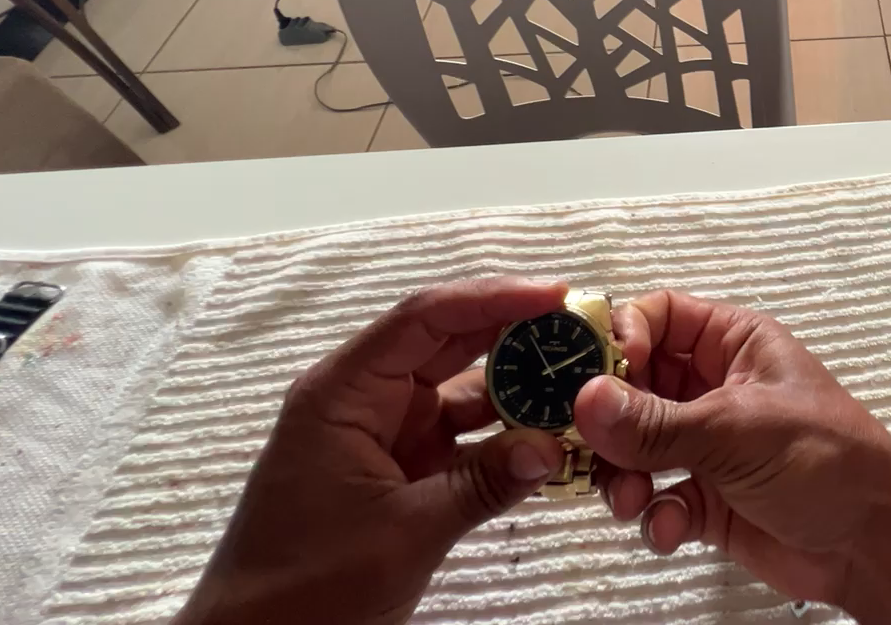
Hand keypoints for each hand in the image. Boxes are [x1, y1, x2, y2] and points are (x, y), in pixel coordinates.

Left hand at [173, 278, 570, 624]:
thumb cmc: (305, 593)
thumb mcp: (401, 536)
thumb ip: (483, 484)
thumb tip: (555, 448)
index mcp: (346, 392)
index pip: (426, 317)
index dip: (495, 298)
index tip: (557, 296)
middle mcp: (371, 393)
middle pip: (454, 336)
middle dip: (520, 326)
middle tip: (585, 323)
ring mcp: (393, 423)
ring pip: (470, 377)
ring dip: (524, 376)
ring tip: (581, 371)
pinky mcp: (412, 455)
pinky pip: (473, 421)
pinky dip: (513, 421)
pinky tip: (555, 423)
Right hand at [575, 291, 890, 623]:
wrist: (870, 540)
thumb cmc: (829, 457)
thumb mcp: (739, 430)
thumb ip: (659, 422)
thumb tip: (587, 399)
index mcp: (734, 342)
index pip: (659, 316)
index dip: (622, 339)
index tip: (591, 380)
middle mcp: (715, 384)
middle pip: (635, 382)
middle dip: (608, 419)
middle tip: (588, 449)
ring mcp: (707, 439)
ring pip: (634, 442)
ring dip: (622, 472)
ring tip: (631, 497)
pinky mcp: (704, 492)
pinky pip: (652, 494)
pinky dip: (653, 513)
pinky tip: (674, 525)